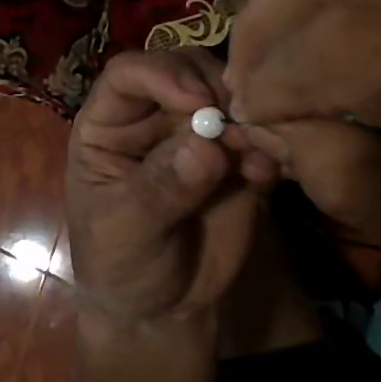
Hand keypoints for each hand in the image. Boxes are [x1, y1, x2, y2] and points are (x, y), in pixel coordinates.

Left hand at [67, 51, 276, 328]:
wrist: (159, 308)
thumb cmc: (117, 263)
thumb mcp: (124, 230)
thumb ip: (161, 188)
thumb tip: (206, 144)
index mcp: (108, 125)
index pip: (128, 74)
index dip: (162, 74)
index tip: (196, 101)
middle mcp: (154, 120)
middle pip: (188, 73)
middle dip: (216, 90)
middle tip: (236, 124)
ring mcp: (199, 139)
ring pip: (232, 100)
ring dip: (251, 118)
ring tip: (255, 157)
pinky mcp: (239, 164)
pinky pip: (262, 141)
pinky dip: (272, 149)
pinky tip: (268, 176)